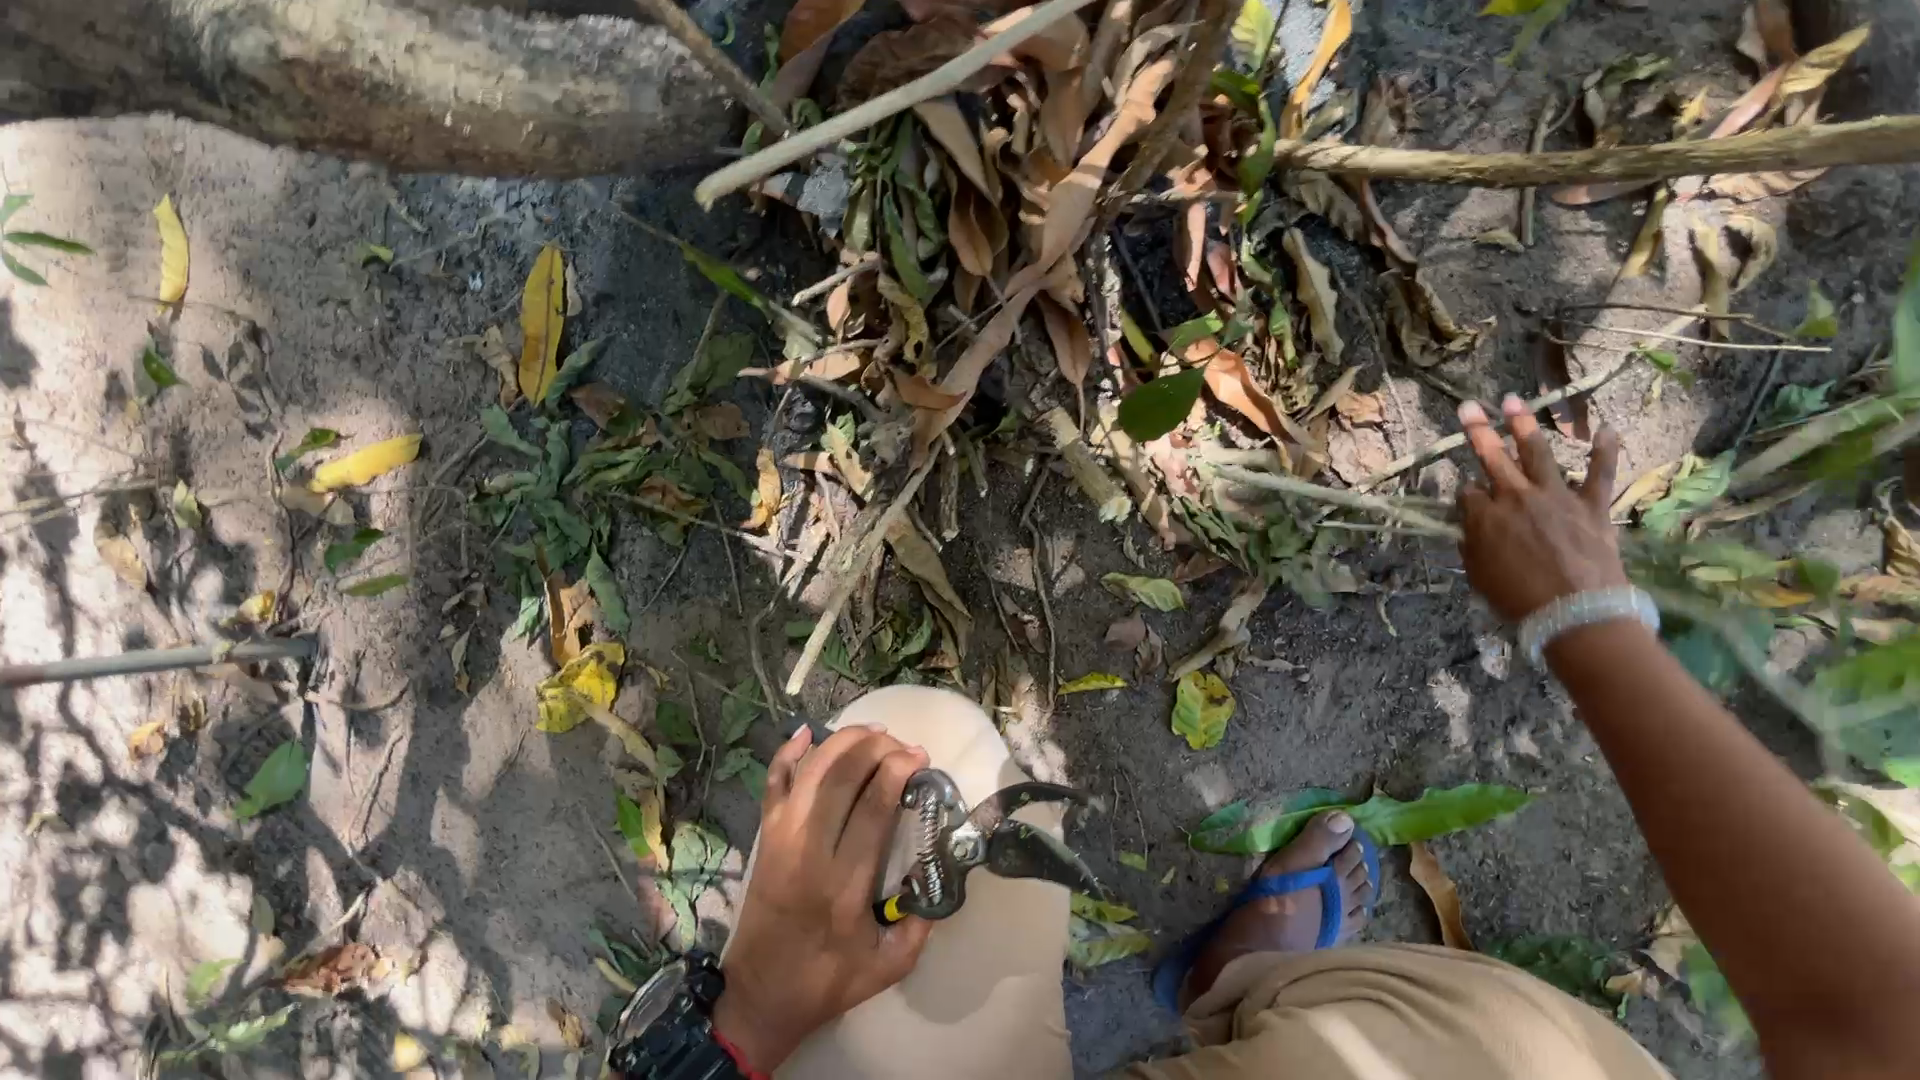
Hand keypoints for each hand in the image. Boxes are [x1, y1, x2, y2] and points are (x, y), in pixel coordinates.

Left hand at [712, 725, 932, 1072]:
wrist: (758, 997)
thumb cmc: (826, 982)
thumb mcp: (888, 967)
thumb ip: (921, 924)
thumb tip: (943, 872)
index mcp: (843, 885)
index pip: (872, 808)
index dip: (897, 772)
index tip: (920, 757)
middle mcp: (809, 851)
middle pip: (842, 778)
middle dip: (876, 748)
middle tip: (902, 744)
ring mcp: (781, 838)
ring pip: (811, 771)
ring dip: (842, 741)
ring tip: (873, 731)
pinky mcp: (764, 836)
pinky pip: (773, 783)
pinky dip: (788, 753)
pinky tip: (809, 731)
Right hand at [1456, 395, 1626, 621]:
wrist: (1575, 611)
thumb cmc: (1517, 599)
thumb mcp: (1478, 574)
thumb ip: (1471, 544)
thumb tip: (1470, 526)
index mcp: (1484, 516)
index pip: (1467, 492)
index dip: (1464, 493)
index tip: (1467, 501)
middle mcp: (1516, 497)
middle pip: (1491, 457)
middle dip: (1478, 431)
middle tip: (1468, 407)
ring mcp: (1556, 497)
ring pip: (1536, 453)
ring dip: (1523, 425)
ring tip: (1514, 401)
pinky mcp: (1592, 505)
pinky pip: (1600, 472)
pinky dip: (1605, 450)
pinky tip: (1606, 428)